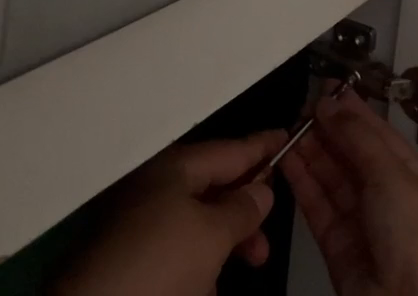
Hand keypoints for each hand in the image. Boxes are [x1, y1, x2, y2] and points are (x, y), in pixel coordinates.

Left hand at [56, 131, 286, 295]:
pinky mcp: (131, 257)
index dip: (261, 145)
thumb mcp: (213, 235)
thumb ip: (242, 208)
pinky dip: (198, 264)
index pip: (229, 150)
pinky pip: (177, 250)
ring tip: (244, 267)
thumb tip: (261, 188)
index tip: (286, 137)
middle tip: (266, 242)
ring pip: (197, 223)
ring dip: (225, 244)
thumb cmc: (160, 264)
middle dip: (245, 213)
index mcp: (174, 168)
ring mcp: (140, 222)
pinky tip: (206, 286)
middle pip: (214, 188)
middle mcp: (156, 186)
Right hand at [280, 89, 417, 295]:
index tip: (328, 87)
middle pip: (351, 154)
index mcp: (411, 176)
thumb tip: (333, 105)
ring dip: (310, 152)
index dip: (352, 110)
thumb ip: (359, 139)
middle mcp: (387, 197)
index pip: (378, 134)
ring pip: (331, 178)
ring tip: (288, 127)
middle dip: (328, 129)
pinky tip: (287, 160)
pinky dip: (301, 182)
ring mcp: (361, 221)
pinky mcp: (337, 245)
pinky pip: (316, 206)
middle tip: (302, 106)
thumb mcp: (393, 176)